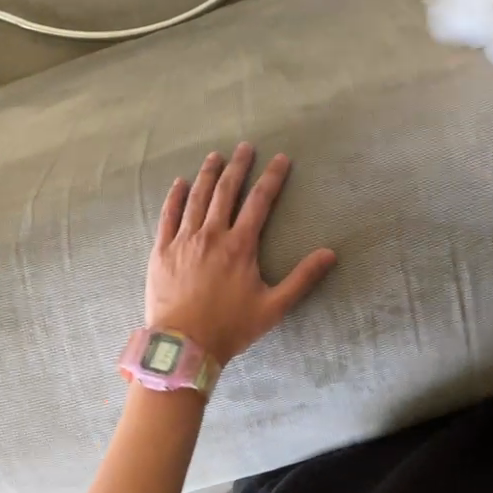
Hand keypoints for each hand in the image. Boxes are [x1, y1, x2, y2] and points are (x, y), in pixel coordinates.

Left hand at [145, 144, 336, 364]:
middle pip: (226, 191)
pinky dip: (175, 197)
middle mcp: (211, 235)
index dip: (272, 178)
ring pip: (196, 198)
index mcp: (240, 246)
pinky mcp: (162, 251)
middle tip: (245, 147)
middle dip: (238, 166)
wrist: (184, 345)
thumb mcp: (274, 307)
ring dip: (207, 174)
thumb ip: (302, 278)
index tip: (281, 159)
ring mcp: (183, 241)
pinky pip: (168, 216)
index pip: (259, 201)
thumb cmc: (231, 328)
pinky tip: (180, 183)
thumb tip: (330, 254)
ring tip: (216, 156)